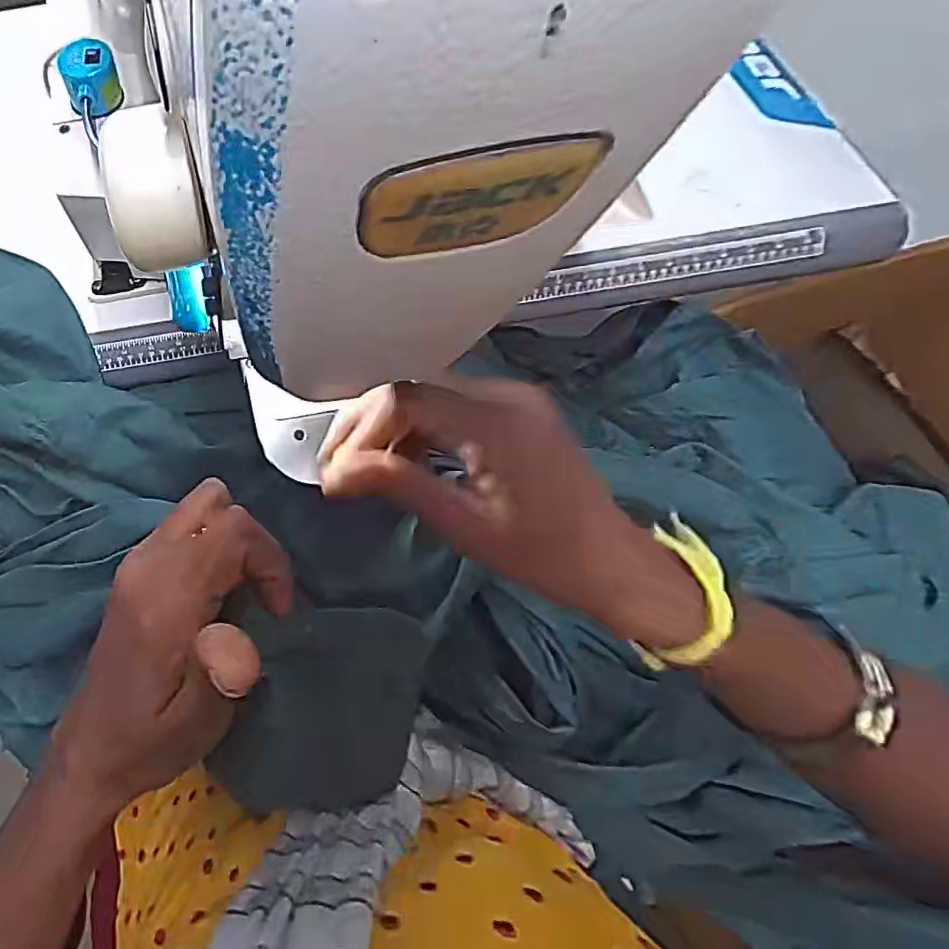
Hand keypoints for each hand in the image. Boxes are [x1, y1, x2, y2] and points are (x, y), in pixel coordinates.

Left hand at [47, 478, 294, 815]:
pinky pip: (185, 527)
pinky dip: (213, 546)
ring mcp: (136, 560)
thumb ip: (220, 676)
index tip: (277, 611)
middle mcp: (146, 564)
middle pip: (216, 503)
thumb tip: (237, 637)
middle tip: (262, 597)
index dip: (270, 559)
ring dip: (233, 542)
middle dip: (254, 543)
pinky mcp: (135, 567)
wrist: (93, 747)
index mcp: (162, 597)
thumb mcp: (195, 724)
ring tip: (241, 595)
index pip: (231, 528)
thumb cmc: (149, 739)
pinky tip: (214, 594)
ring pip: (199, 507)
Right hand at [318, 379, 701, 644]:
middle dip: (365, 424)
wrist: (611, 560)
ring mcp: (511, 397)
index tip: (336, 468)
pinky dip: (417, 427)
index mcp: (495, 421)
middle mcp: (503, 395)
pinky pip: (449, 404)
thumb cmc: (543, 553)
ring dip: (388, 426)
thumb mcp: (462, 522)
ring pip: (425, 393)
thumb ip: (398, 483)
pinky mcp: (513, 408)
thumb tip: (338, 472)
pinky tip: (402, 458)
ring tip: (362, 465)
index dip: (359, 430)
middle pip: (410, 387)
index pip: (403, 399)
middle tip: (337, 463)